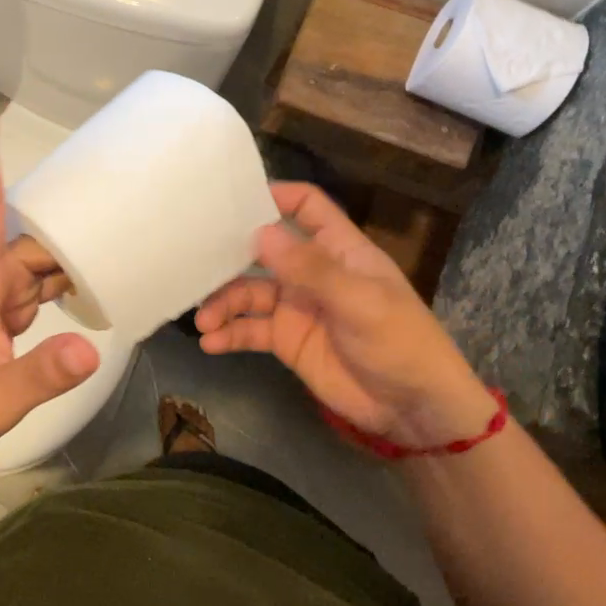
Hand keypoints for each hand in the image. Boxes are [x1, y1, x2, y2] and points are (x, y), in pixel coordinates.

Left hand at [0, 101, 99, 464]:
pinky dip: (55, 288)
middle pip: (25, 241)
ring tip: (111, 251)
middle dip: (62, 234)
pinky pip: (29, 290)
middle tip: (114, 220)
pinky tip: (82, 292)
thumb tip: (90, 349)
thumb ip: (42, 374)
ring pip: (30, 266)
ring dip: (63, 263)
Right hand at [194, 182, 496, 448]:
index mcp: (339, 250)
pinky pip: (248, 331)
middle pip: (263, 251)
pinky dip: (227, 334)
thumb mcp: (360, 301)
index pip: (307, 208)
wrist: (413, 409)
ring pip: (248, 293)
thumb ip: (310, 269)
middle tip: (192, 260)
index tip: (232, 199)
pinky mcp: (285, 341)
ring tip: (203, 320)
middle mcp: (312, 273)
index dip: (275, 196)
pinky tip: (210, 343)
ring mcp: (296, 307)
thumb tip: (260, 233)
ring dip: (222, 303)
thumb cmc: (399, 342)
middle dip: (229, 255)